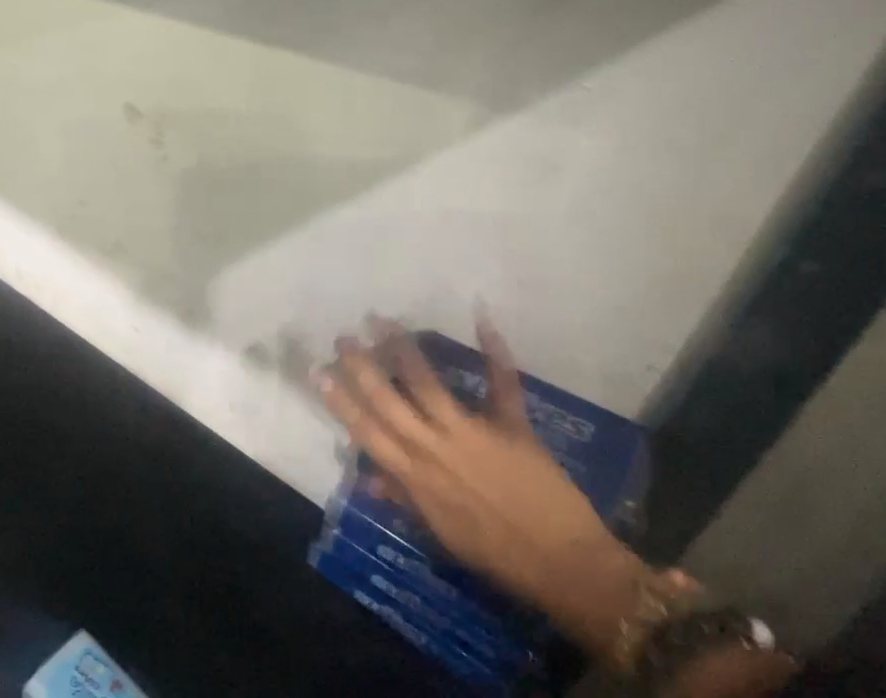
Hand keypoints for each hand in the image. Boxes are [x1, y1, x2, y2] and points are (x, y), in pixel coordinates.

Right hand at [314, 311, 650, 656]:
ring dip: (404, 350)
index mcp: (414, 476)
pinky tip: (482, 319)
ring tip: (383, 321)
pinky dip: (496, 352)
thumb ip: (405, 499)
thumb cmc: (497, 555)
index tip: (319, 373)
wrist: (565, 565)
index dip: (341, 400)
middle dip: (362, 367)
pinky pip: (503, 386)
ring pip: (429, 385)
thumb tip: (368, 477)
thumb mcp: (440, 533)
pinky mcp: (513, 428)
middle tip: (342, 337)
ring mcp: (472, 434)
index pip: (367, 430)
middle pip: (389, 400)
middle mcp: (434, 448)